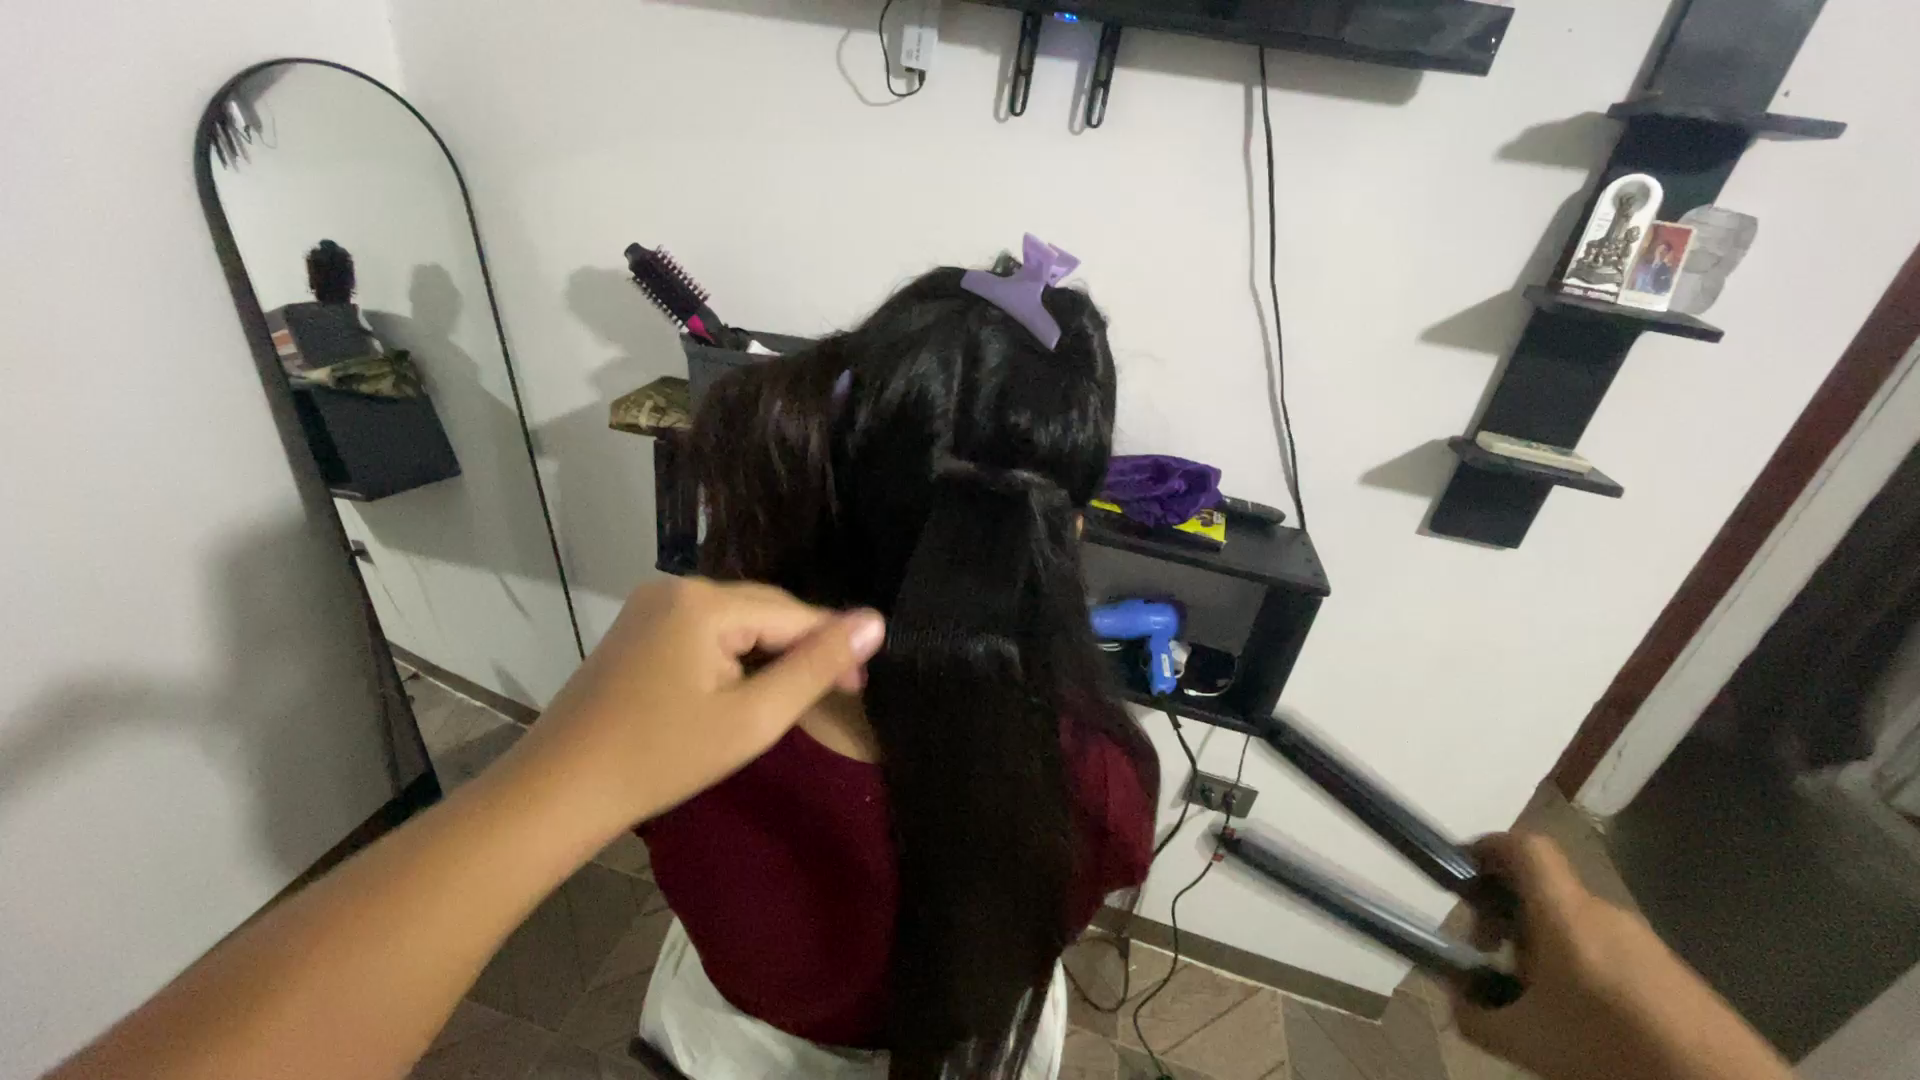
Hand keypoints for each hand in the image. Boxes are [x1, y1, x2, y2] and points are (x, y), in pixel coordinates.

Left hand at [500, 578, 884, 838]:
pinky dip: (735, 653)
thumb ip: (817, 667)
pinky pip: (707, 628)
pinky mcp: (639, 625)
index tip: (861, 687)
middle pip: (765, 610)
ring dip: (770, 651)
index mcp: (705, 602)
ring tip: (792, 694)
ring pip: (738, 619)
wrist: (558, 792)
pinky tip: (744, 685)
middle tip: (834, 694)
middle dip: (802, 648)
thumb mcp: (753, 719)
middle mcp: (678, 586)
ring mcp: (652, 603)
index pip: (794, 614)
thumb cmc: (662, 760)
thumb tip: (875, 620)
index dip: (834, 647)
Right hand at [1451, 832, 1789, 1079]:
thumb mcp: (1527, 1042)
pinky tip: (1580, 1015)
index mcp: (1565, 913)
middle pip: (1542, 887)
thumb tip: (1455, 998)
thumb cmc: (1614, 1051)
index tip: (1460, 875)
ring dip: (1540, 941)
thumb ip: (1475, 1015)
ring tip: (1533, 994)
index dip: (1487, 848)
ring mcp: (1644, 942)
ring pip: (1572, 920)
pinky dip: (1577, 963)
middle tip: (1488, 951)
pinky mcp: (1671, 972)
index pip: (1524, 846)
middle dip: (1504, 910)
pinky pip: (1606, 946)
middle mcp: (1604, 913)